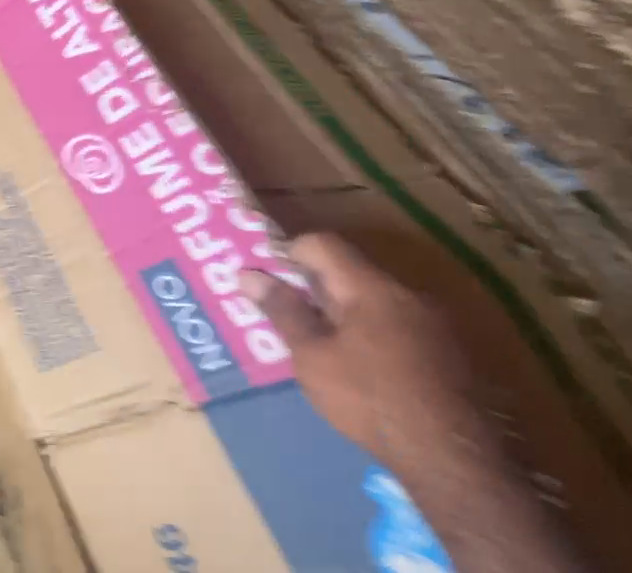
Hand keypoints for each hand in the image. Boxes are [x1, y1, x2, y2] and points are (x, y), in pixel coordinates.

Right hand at [238, 233, 498, 472]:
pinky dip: (371, 334)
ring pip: (375, 301)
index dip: (289, 252)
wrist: (457, 462)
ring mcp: (437, 326)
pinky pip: (398, 325)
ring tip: (321, 348)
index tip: (270, 281)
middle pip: (350, 272)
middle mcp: (409, 296)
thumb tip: (248, 274)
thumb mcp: (312, 356)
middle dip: (313, 287)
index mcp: (372, 288)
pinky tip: (362, 370)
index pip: (323, 244)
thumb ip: (283, 311)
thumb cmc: (370, 399)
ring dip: (343, 313)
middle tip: (287, 317)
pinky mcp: (452, 355)